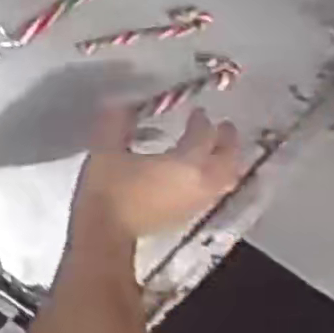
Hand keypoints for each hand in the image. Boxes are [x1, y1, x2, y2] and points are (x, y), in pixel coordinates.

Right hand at [70, 104, 243, 243]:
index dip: (201, 122)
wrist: (106, 228)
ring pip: (229, 176)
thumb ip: (115, 126)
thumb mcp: (104, 152)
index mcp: (185, 163)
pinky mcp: (193, 212)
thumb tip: (120, 104)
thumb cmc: (107, 188)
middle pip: (228, 158)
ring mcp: (201, 199)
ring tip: (220, 151)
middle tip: (223, 127)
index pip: (203, 136)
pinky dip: (219, 176)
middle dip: (227, 140)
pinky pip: (218, 190)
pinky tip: (203, 175)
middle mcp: (203, 180)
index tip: (198, 112)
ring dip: (229, 160)